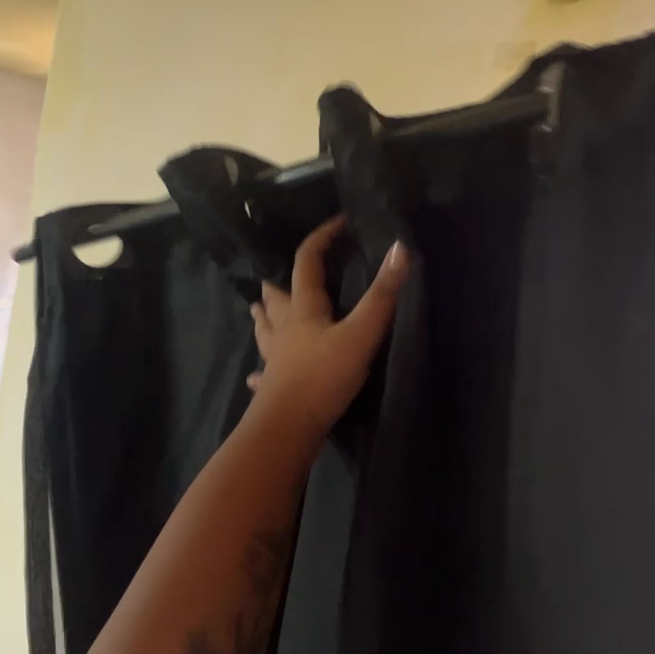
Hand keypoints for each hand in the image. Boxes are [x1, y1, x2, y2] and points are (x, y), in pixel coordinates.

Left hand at [246, 216, 408, 438]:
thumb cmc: (323, 377)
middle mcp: (284, 328)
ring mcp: (275, 357)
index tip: (338, 225)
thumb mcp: (360, 335)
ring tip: (258, 308)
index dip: (320, 239)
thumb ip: (382, 295)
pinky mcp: (272, 385)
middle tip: (280, 272)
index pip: (307, 262)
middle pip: (277, 297)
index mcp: (304, 309)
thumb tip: (399, 248)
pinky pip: (263, 371)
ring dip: (265, 316)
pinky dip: (260, 368)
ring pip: (266, 329)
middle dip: (280, 281)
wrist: (287, 428)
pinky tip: (254, 375)